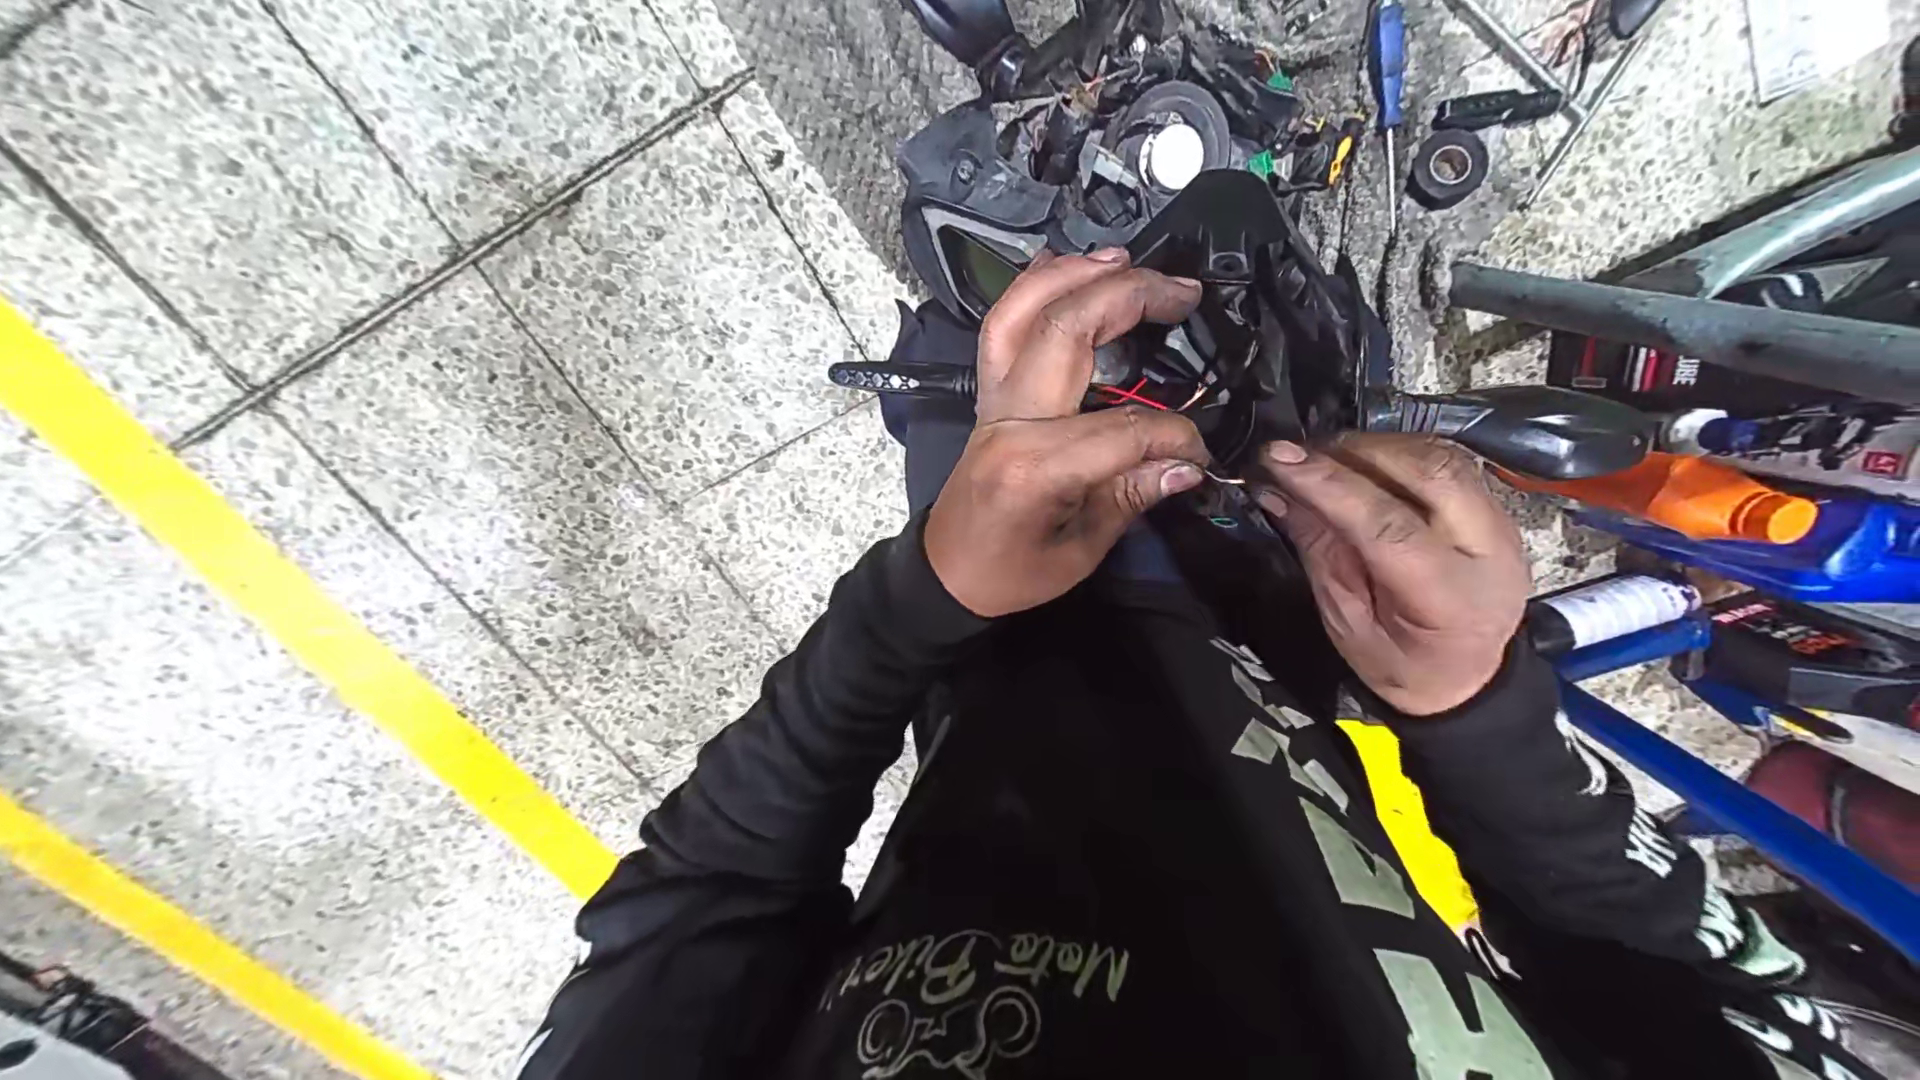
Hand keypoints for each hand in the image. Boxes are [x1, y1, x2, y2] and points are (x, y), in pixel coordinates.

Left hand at [925, 249, 1207, 616]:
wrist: (947, 572)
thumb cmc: (1009, 574)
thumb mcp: (1079, 552)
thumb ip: (1129, 498)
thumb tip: (1187, 464)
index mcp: (1034, 468)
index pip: (1123, 430)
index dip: (1174, 437)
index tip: (1198, 454)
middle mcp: (1008, 421)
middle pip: (1066, 331)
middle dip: (1130, 297)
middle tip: (1182, 293)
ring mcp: (990, 404)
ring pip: (1021, 314)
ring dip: (1073, 275)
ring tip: (1124, 260)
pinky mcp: (985, 399)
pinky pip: (999, 331)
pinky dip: (1030, 291)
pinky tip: (1062, 270)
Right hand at [1253, 434, 1528, 715]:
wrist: (1465, 676)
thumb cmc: (1400, 662)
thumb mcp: (1345, 621)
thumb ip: (1319, 551)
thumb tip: (1276, 493)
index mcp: (1449, 597)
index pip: (1387, 524)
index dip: (1328, 485)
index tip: (1277, 459)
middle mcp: (1490, 550)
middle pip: (1427, 472)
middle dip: (1351, 452)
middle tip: (1294, 455)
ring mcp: (1499, 523)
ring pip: (1439, 455)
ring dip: (1370, 446)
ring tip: (1318, 456)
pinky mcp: (1492, 507)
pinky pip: (1442, 460)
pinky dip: (1390, 452)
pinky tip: (1353, 462)